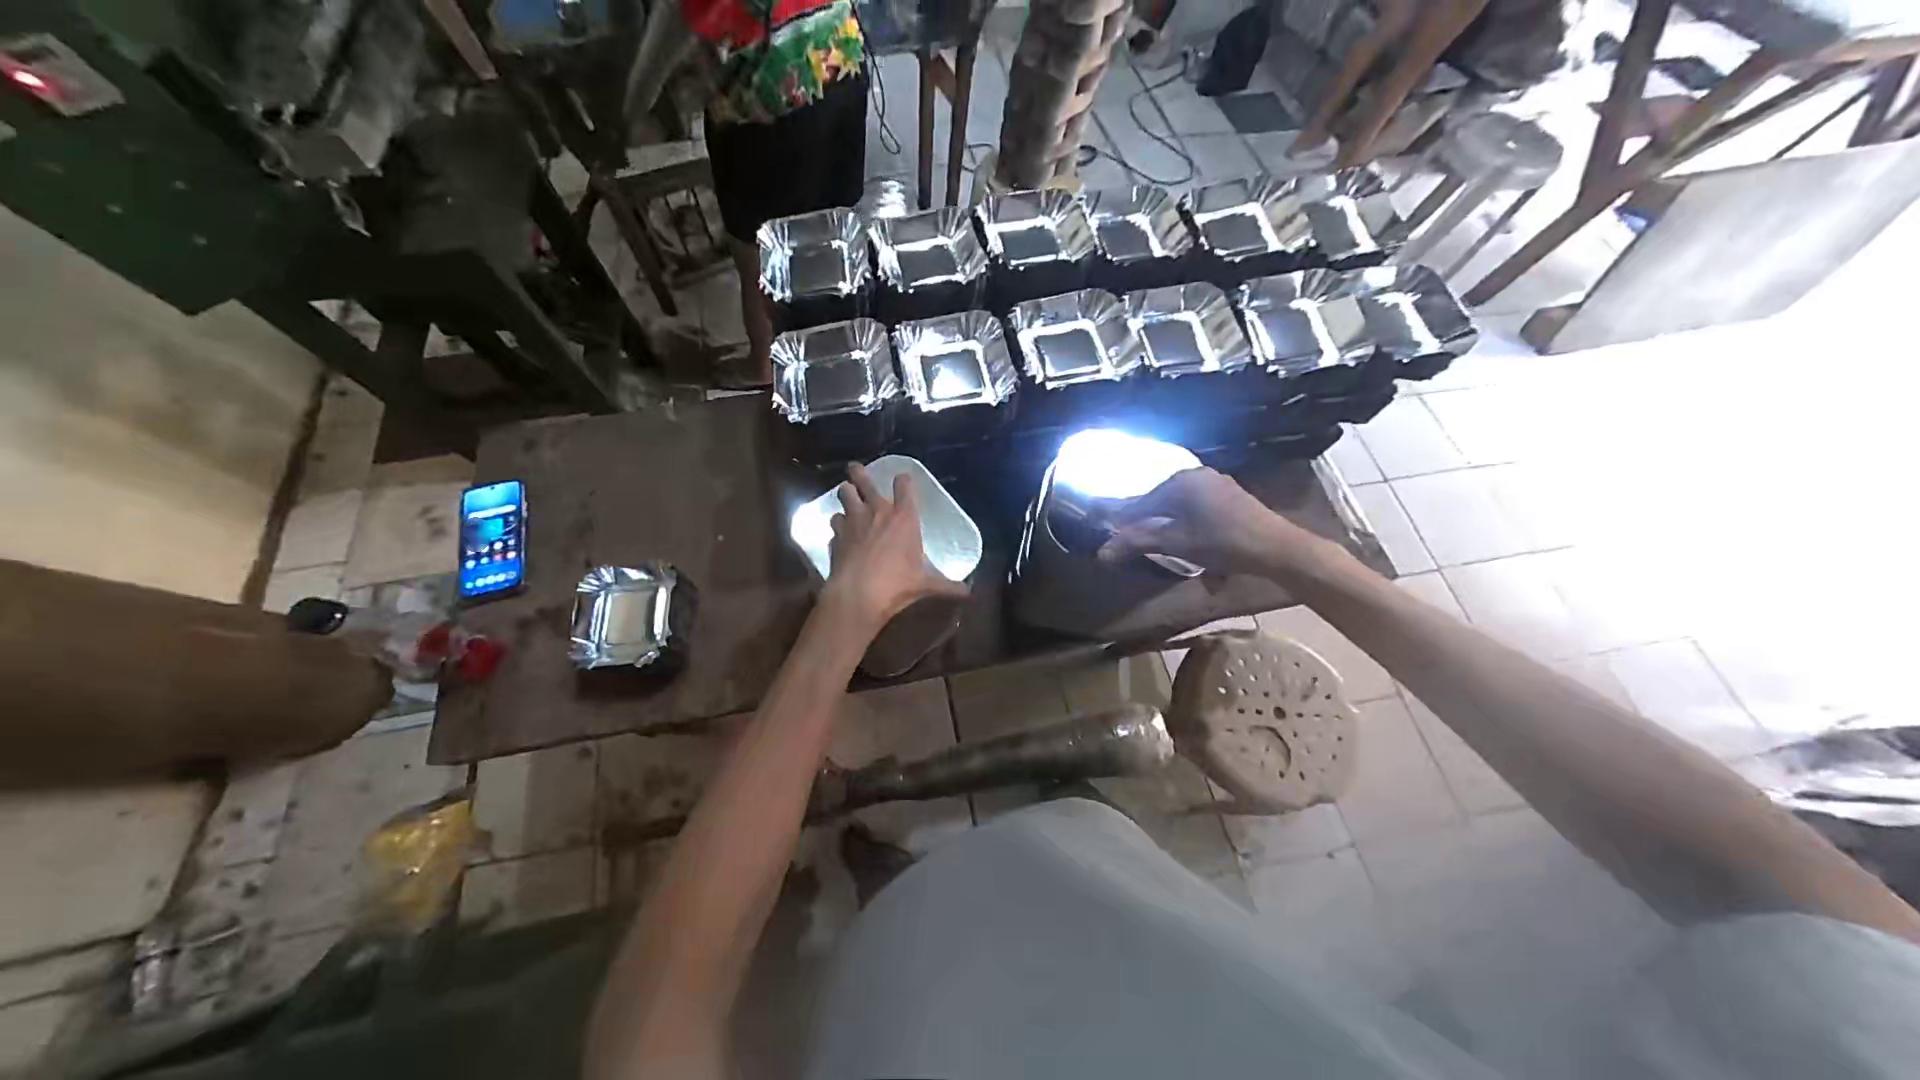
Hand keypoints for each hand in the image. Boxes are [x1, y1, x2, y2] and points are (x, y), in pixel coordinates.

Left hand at [821, 464, 968, 628]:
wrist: (858, 594)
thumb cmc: (897, 584)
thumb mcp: (926, 585)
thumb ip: (946, 586)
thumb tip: (967, 593)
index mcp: (903, 517)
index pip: (904, 485)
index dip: (903, 480)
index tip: (902, 480)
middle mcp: (876, 512)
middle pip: (864, 480)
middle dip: (859, 472)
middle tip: (855, 469)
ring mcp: (852, 522)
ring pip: (844, 495)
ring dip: (845, 494)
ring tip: (846, 495)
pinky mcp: (836, 536)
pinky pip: (835, 524)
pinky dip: (838, 525)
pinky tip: (840, 532)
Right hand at [1097, 467, 1320, 576]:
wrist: (1275, 547)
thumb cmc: (1221, 543)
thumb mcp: (1175, 544)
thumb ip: (1137, 543)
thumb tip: (1102, 552)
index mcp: (1179, 482)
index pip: (1140, 501)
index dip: (1122, 517)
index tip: (1105, 527)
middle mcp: (1195, 474)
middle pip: (1159, 499)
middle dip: (1145, 518)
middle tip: (1130, 537)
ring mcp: (1215, 482)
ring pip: (1178, 502)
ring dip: (1166, 520)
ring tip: (1158, 538)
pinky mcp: (1229, 494)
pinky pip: (1195, 503)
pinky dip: (1185, 518)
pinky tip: (1186, 533)